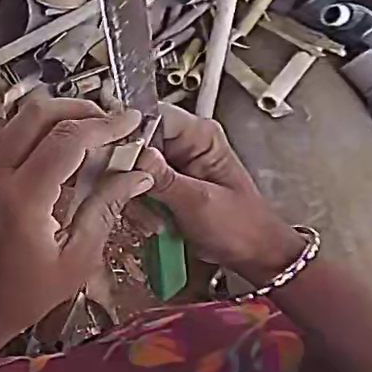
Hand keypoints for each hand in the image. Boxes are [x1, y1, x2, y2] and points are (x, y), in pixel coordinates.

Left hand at [0, 97, 155, 339]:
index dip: (104, 126)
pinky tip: (69, 151)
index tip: (131, 122)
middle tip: (111, 121)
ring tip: (95, 133)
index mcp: (22, 199)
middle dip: (79, 108)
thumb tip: (136, 176)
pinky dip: (42, 133)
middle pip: (36, 114)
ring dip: (59, 116)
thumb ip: (105, 209)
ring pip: (21, 120)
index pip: (66, 140)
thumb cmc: (23, 293)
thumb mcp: (77, 258)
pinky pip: (13, 138)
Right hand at [137, 103, 305, 273]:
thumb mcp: (200, 202)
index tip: (120, 160)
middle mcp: (182, 144)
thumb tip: (137, 155)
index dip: (132, 134)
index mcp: (200, 135)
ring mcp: (170, 164)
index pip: (153, 115)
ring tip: (152, 218)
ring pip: (131, 166)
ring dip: (133, 194)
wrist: (251, 255)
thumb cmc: (242, 227)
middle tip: (135, 196)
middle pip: (136, 141)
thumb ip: (164, 179)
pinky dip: (137, 205)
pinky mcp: (161, 184)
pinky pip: (135, 186)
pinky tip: (151, 221)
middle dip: (130, 172)